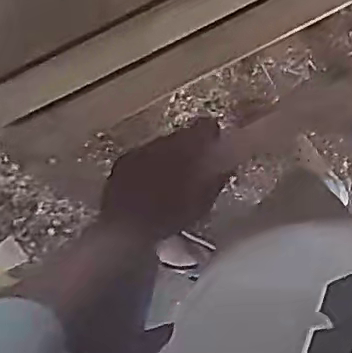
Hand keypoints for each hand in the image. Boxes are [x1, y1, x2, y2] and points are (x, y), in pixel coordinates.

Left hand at [99, 118, 228, 237]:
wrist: (130, 226)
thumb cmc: (173, 214)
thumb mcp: (204, 200)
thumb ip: (217, 178)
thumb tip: (227, 166)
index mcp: (186, 147)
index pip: (205, 126)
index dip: (213, 133)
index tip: (218, 143)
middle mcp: (163, 142)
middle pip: (181, 135)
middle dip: (191, 146)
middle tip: (199, 163)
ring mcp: (140, 151)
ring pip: (162, 146)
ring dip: (170, 156)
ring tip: (175, 175)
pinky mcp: (123, 163)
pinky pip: (143, 157)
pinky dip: (152, 165)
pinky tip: (153, 182)